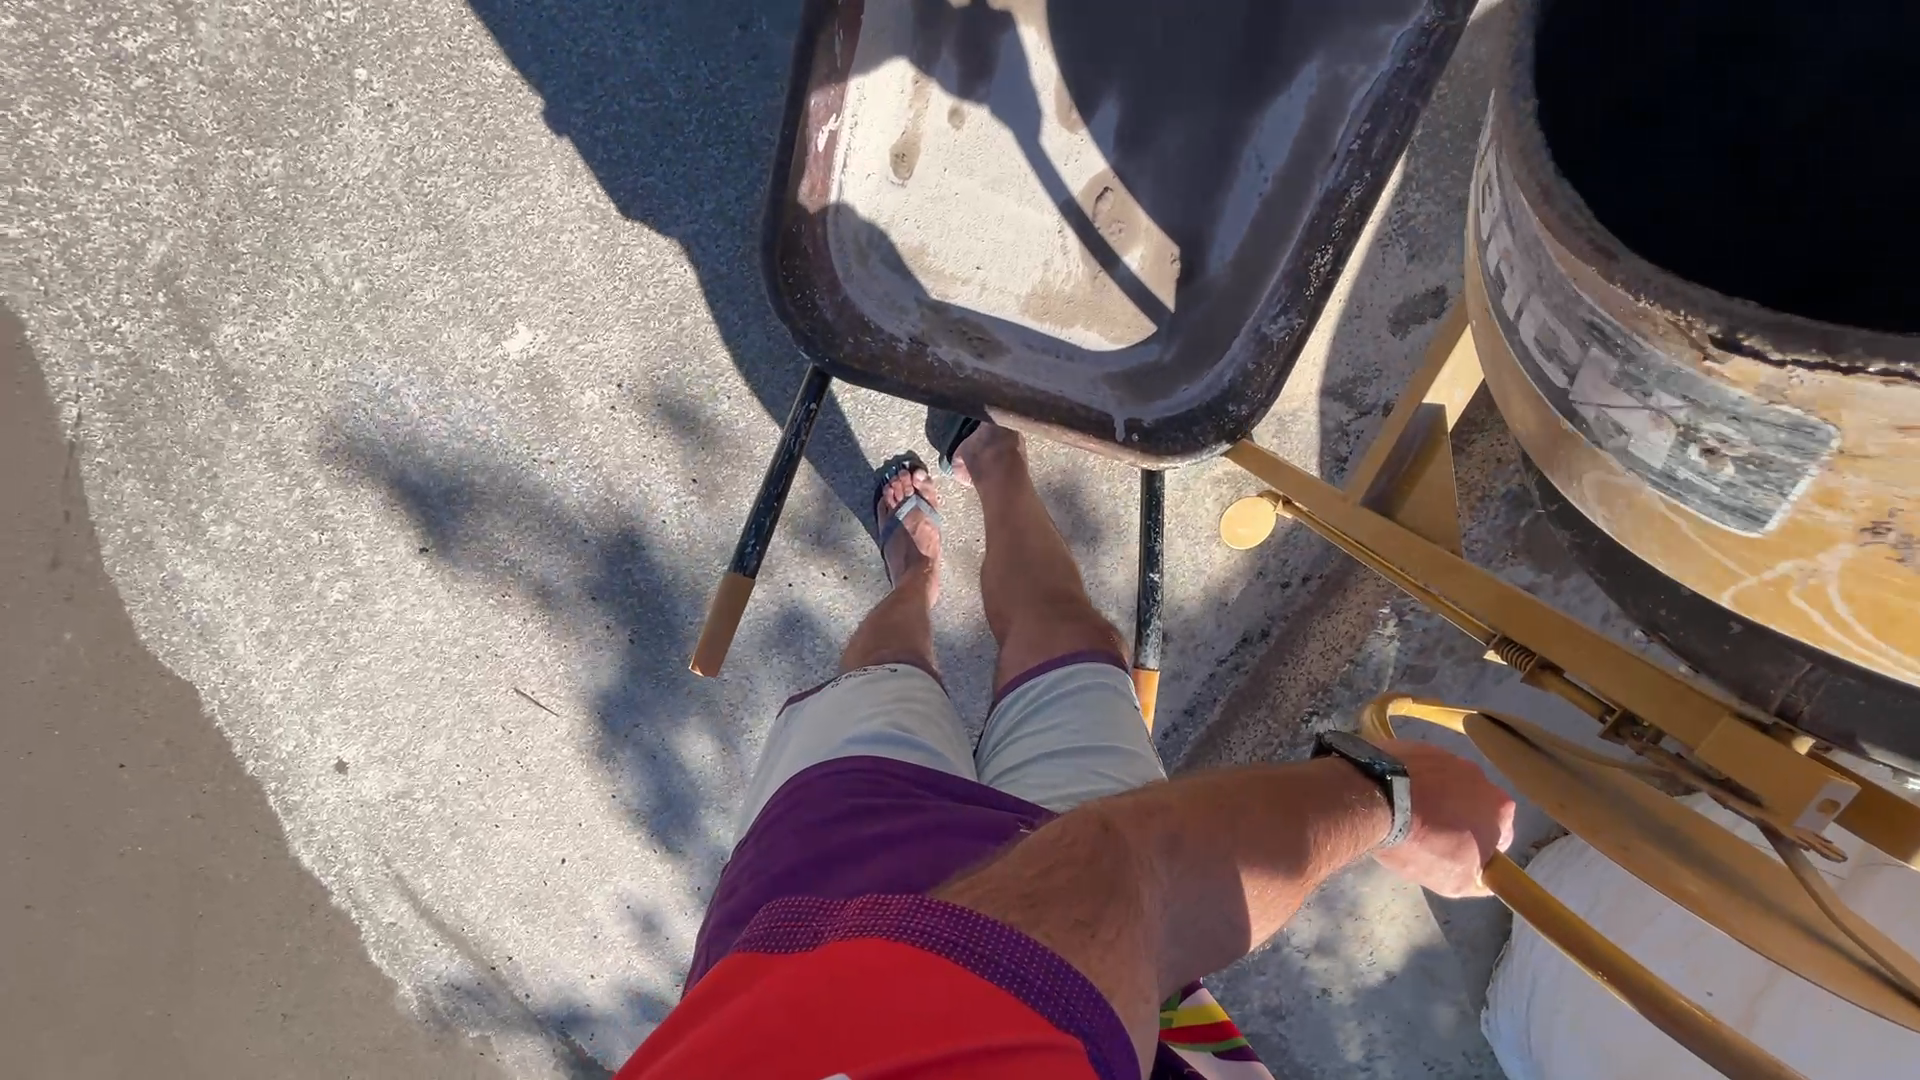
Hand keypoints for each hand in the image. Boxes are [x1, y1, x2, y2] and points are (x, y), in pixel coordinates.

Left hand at [1370, 739, 1514, 897]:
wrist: (1371, 797)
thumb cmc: (1419, 843)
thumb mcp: (1456, 882)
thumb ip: (1478, 879)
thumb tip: (1480, 876)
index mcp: (1500, 807)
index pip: (1498, 836)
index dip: (1476, 850)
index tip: (1451, 855)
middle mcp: (1477, 775)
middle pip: (1470, 804)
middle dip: (1454, 818)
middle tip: (1425, 834)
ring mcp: (1442, 755)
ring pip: (1442, 784)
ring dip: (1430, 796)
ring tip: (1403, 812)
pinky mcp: (1409, 744)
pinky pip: (1415, 768)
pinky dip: (1407, 779)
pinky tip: (1389, 792)